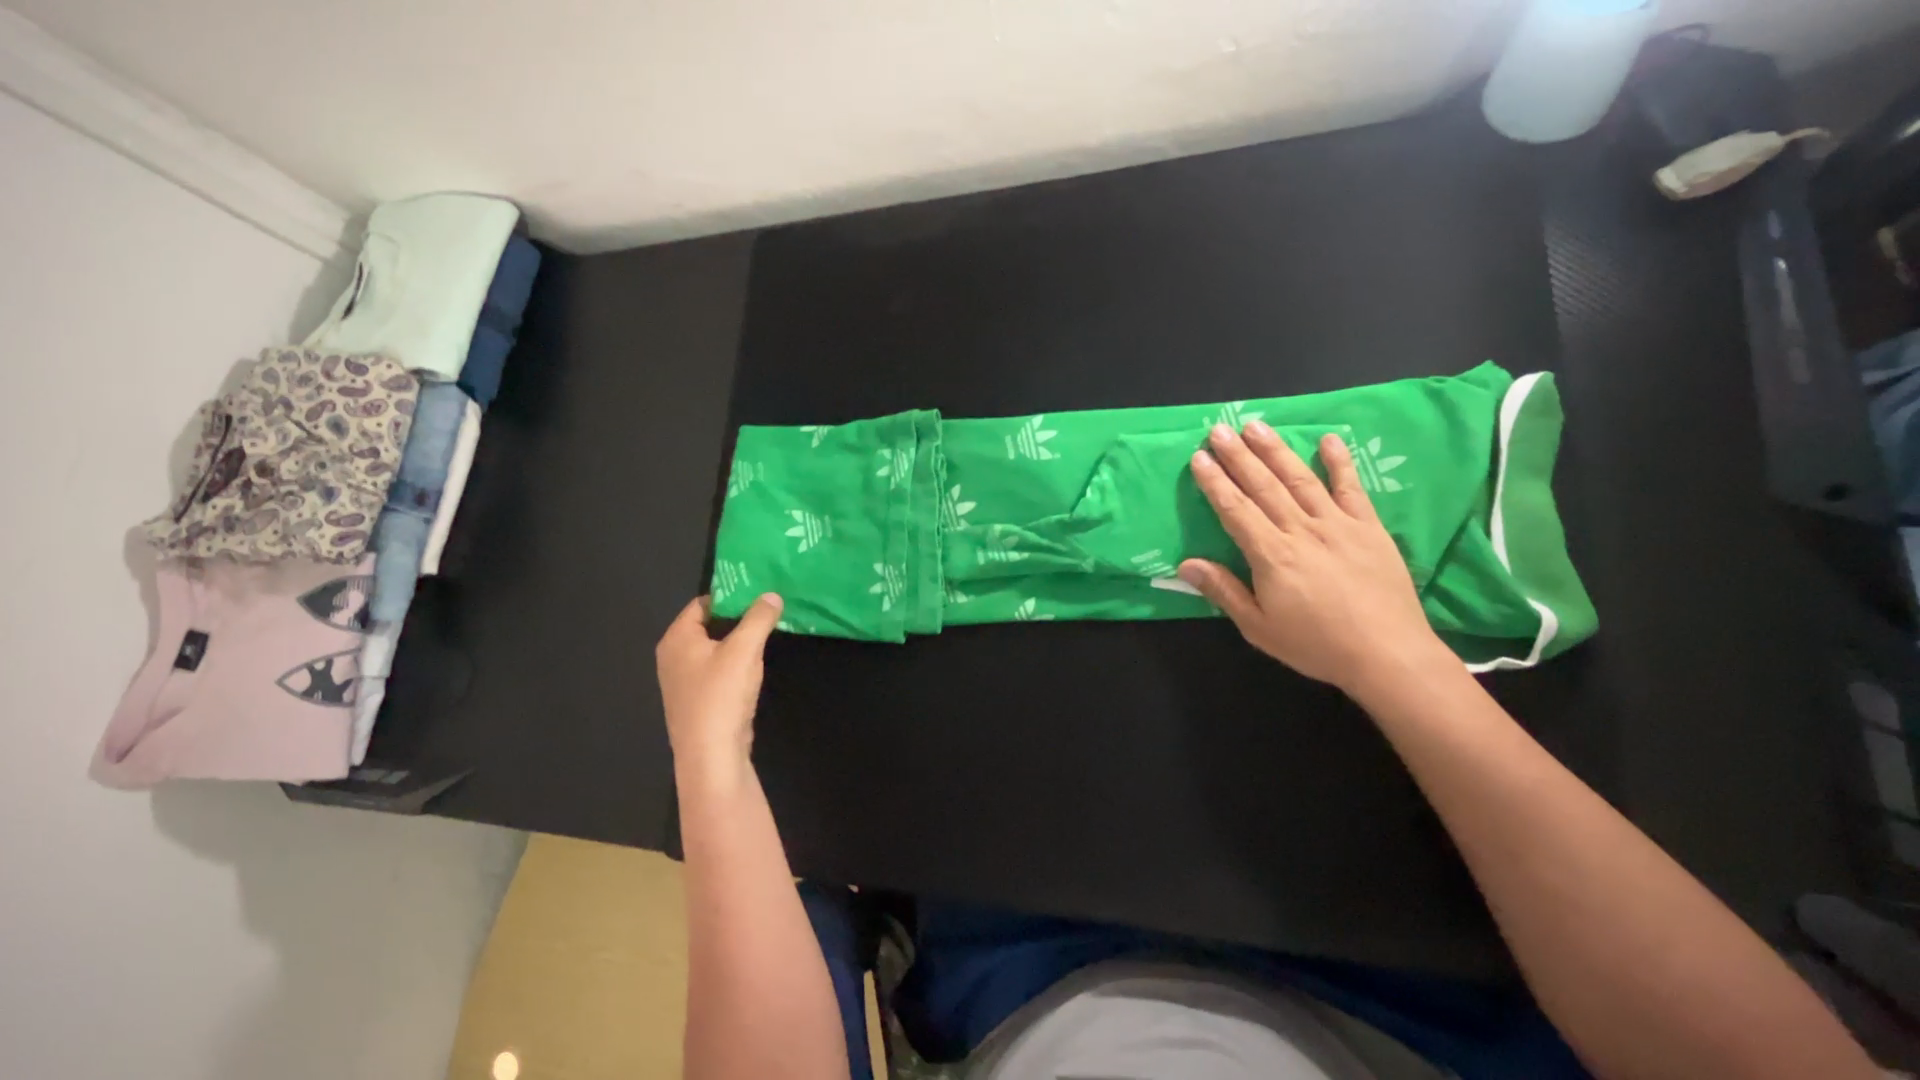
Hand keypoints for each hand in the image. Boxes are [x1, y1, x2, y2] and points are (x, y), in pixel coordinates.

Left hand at [655, 593, 783, 784]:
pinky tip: (752, 671)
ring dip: (736, 645)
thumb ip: (758, 618)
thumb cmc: (721, 695)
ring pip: (712, 652)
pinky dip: (732, 667)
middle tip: (767, 612)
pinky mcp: (694, 703)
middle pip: (706, 627)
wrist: (711, 755)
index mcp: (676, 639)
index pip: (701, 604)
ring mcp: (681, 683)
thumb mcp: (744, 650)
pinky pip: (714, 673)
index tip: (758, 594)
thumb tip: (771, 594)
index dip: (729, 597)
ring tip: (765, 636)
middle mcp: (672, 657)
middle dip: (736, 620)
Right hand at [1178, 422, 1452, 696]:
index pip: (1235, 510)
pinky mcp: (1369, 528)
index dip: (1215, 483)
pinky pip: (1352, 488)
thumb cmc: (1316, 645)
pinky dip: (1340, 462)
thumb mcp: (1259, 628)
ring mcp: (1338, 525)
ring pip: (1301, 479)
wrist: (1387, 654)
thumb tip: (1186, 565)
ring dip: (1276, 451)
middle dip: (1239, 456)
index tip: (1199, 457)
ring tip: (1256, 426)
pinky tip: (1328, 440)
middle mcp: (1301, 530)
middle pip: (1264, 486)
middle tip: (1219, 429)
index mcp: (1272, 555)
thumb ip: (1224, 591)